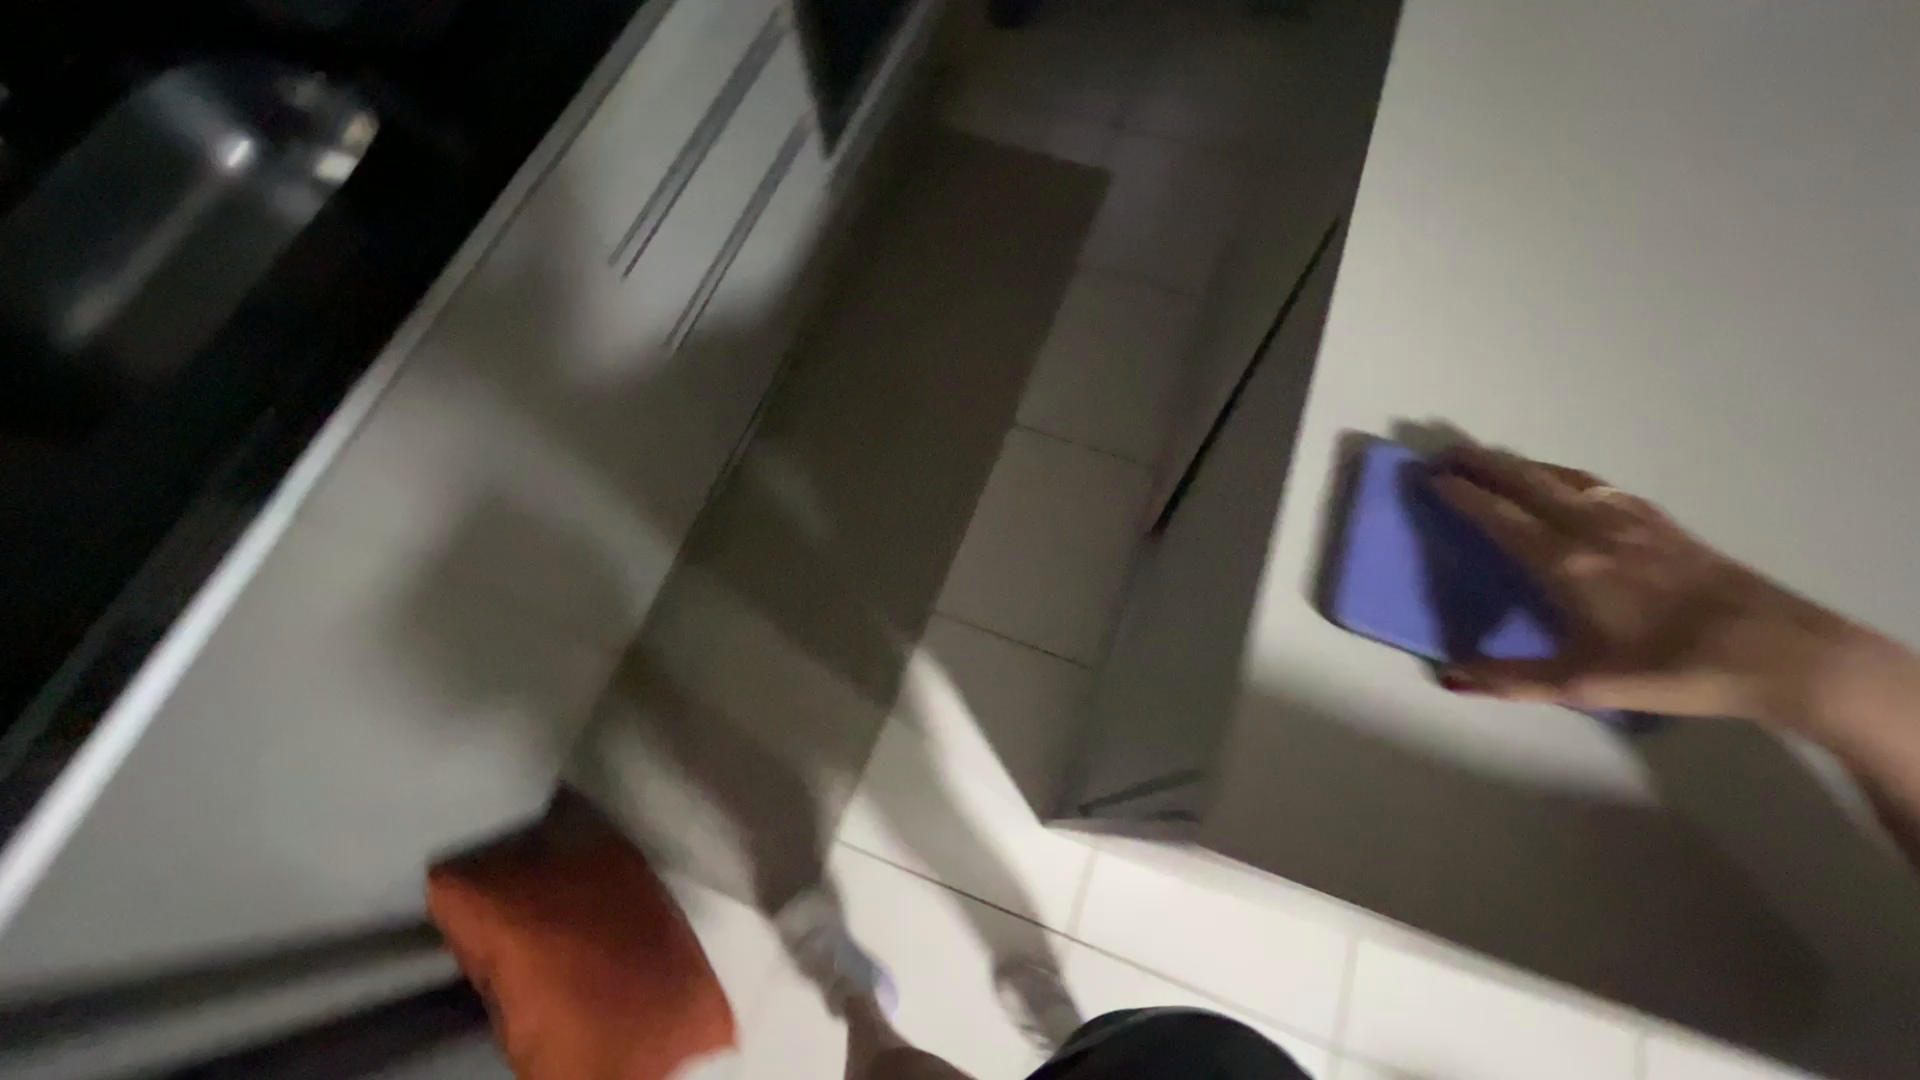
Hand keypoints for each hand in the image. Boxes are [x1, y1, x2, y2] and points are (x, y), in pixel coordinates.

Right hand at [1425, 444, 1872, 727]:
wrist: (1783, 655)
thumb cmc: (1674, 670)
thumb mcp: (1584, 684)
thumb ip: (1511, 679)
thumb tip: (1446, 677)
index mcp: (1567, 564)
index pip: (1500, 517)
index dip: (1463, 495)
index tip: (1431, 478)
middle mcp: (1593, 531)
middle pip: (1529, 483)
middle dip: (1484, 464)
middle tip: (1447, 452)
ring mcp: (1633, 523)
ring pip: (1566, 479)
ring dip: (1523, 465)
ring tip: (1494, 461)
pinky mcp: (1664, 526)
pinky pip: (1602, 487)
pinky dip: (1567, 477)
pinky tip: (1568, 484)